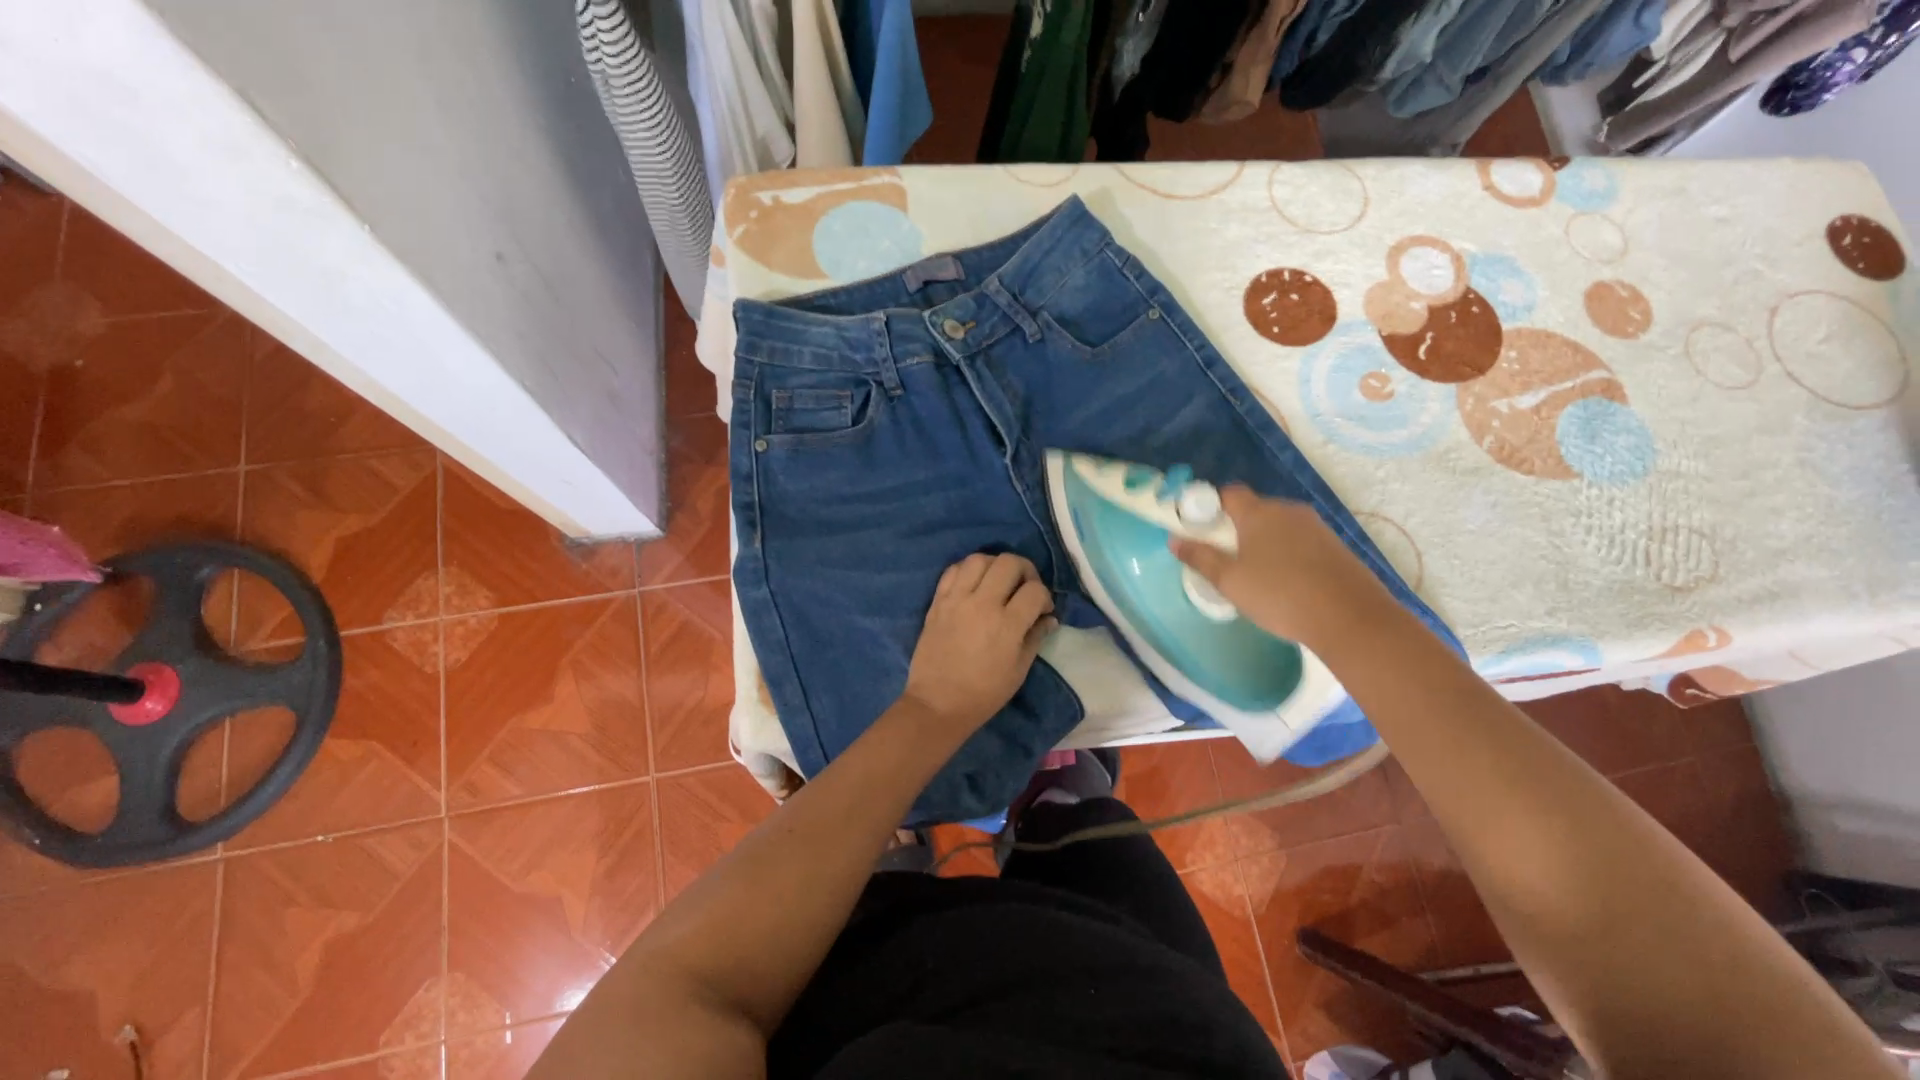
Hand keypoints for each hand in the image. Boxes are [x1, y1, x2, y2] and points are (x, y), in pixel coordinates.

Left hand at [901, 553, 1057, 732]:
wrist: (938, 703)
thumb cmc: (984, 693)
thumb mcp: (1019, 670)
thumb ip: (1035, 637)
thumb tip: (1049, 618)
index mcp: (1007, 624)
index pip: (1035, 590)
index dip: (1045, 596)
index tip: (1042, 610)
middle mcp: (982, 604)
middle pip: (1009, 563)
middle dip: (1025, 570)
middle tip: (1024, 588)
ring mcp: (956, 600)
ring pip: (979, 559)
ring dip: (995, 565)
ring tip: (998, 582)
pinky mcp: (937, 602)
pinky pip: (953, 570)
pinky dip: (967, 571)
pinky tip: (974, 585)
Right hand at [1169, 486, 1397, 648]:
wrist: (1350, 618)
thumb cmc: (1279, 595)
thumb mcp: (1230, 581)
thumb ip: (1200, 558)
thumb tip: (1174, 539)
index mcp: (1259, 513)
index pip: (1229, 493)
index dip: (1211, 506)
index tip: (1202, 530)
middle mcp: (1288, 511)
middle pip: (1255, 510)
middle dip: (1238, 528)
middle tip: (1227, 560)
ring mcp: (1316, 527)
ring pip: (1280, 527)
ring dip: (1265, 543)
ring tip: (1258, 576)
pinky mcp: (1336, 546)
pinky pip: (1302, 542)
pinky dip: (1289, 555)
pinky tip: (1288, 584)